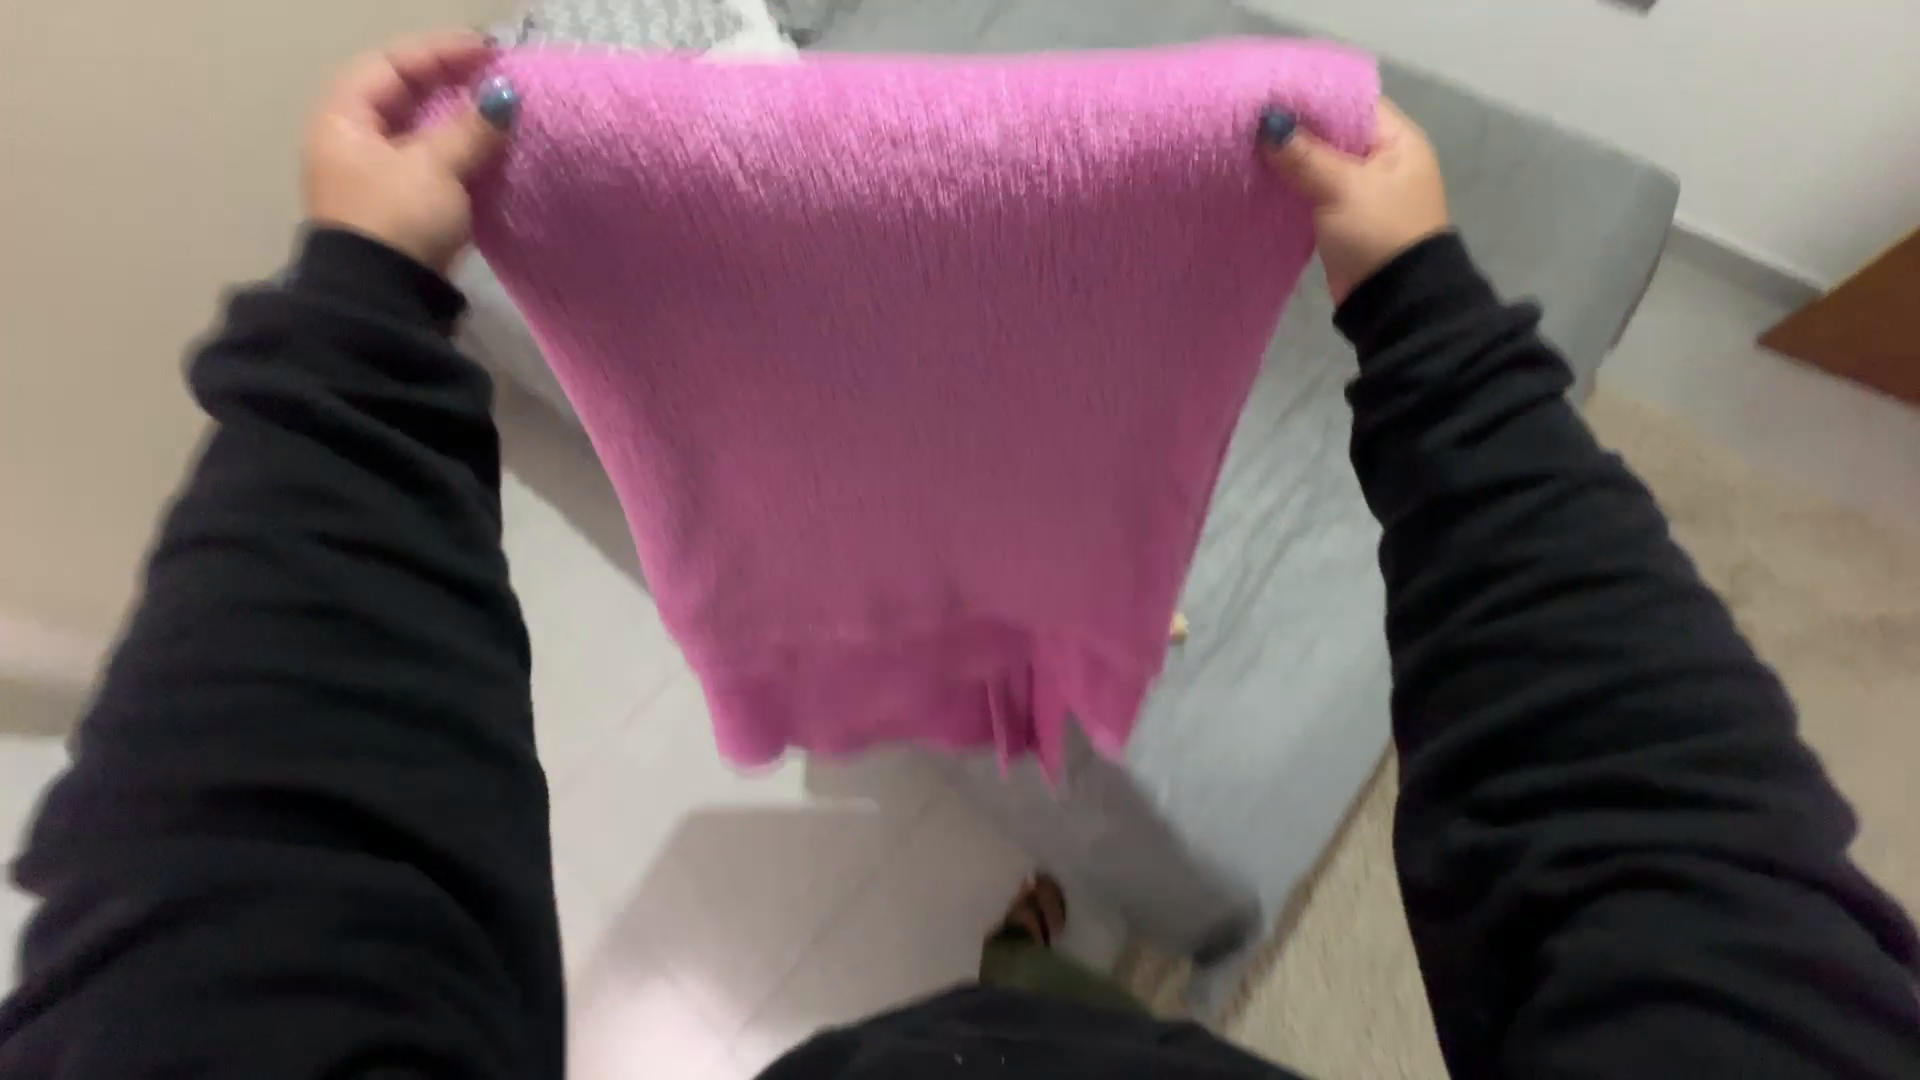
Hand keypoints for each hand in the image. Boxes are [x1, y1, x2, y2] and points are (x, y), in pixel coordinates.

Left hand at [303, 31, 519, 274]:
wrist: (385, 292)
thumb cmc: (399, 218)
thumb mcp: (434, 167)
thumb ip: (469, 130)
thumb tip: (503, 97)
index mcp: (344, 117)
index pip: (392, 66)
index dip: (439, 53)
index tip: (489, 53)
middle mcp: (356, 139)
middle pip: (406, 96)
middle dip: (452, 85)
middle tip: (498, 81)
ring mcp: (382, 176)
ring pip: (425, 133)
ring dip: (463, 122)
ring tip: (502, 117)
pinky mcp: (408, 208)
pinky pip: (439, 166)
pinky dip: (465, 156)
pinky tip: (493, 156)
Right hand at [1260, 99, 1449, 304]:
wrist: (1392, 300)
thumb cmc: (1378, 233)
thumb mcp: (1342, 188)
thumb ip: (1305, 155)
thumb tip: (1268, 120)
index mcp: (1396, 140)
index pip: (1349, 103)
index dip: (1310, 99)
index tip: (1268, 97)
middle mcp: (1380, 159)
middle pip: (1330, 134)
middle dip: (1293, 132)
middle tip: (1247, 126)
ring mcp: (1360, 192)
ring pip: (1317, 165)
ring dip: (1287, 163)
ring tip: (1244, 152)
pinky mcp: (1340, 220)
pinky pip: (1310, 194)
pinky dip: (1289, 190)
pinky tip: (1259, 186)